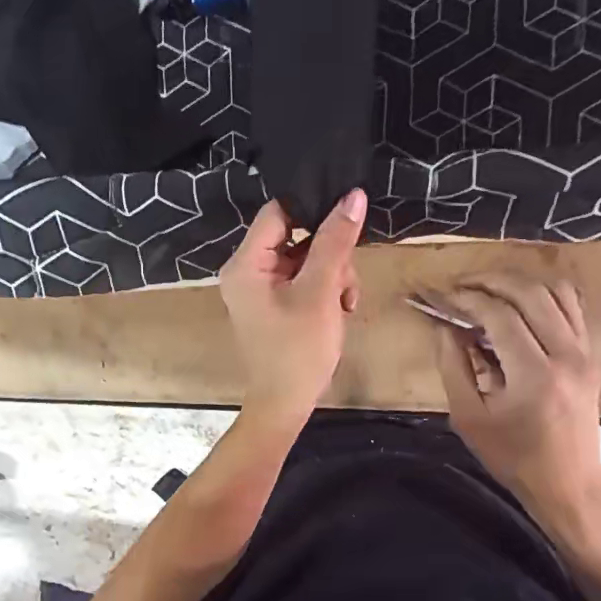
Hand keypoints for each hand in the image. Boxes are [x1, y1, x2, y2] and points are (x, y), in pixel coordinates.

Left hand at [220, 190, 367, 423]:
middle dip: (329, 255)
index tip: (347, 217)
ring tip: (345, 303)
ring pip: (306, 259)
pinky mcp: (275, 303)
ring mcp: (261, 289)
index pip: (278, 213)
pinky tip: (340, 309)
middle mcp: (247, 270)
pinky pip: (304, 280)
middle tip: (347, 280)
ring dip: (333, 275)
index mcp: (246, 264)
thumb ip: (336, 242)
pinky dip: (325, 289)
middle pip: (296, 237)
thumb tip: (354, 196)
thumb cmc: (298, 349)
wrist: (286, 405)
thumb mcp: (320, 292)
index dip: (312, 209)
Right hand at [433, 273, 600, 535]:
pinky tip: (519, 302)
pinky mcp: (592, 354)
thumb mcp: (469, 417)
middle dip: (490, 281)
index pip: (499, 316)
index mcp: (534, 376)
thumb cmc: (513, 456)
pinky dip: (543, 294)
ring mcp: (585, 352)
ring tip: (488, 289)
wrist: (568, 483)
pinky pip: (572, 307)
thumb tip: (445, 326)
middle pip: (529, 293)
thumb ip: (453, 366)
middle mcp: (567, 356)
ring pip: (555, 292)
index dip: (467, 300)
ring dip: (518, 283)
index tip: (443, 296)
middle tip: (461, 285)